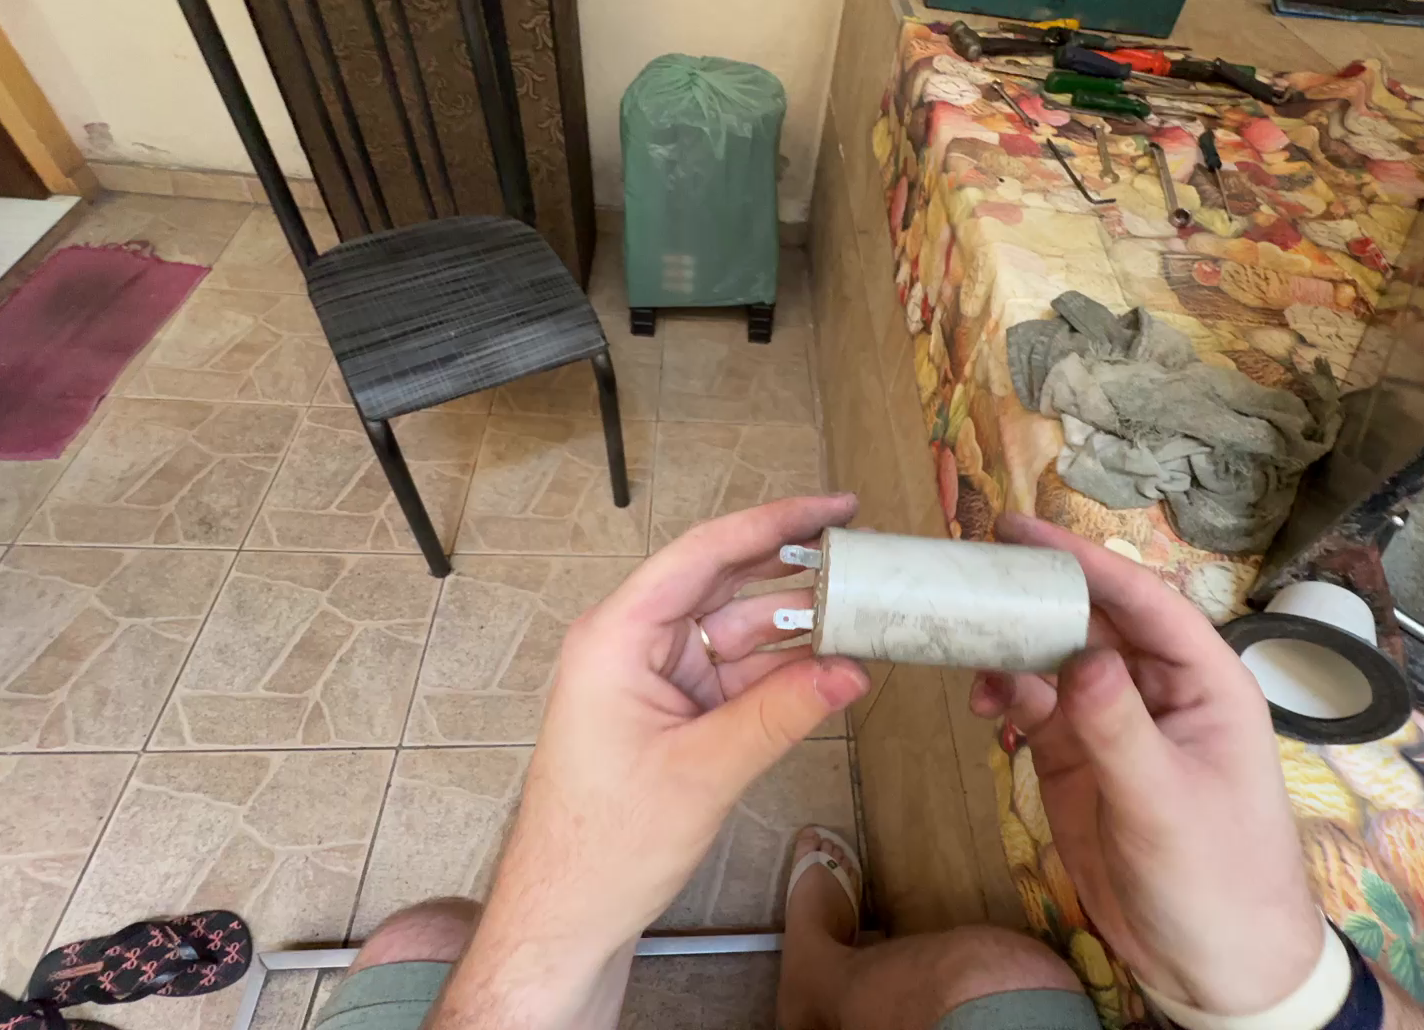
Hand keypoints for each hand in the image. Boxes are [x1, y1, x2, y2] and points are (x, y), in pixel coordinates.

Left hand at [444, 495, 869, 1027]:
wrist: (567, 916)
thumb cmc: (606, 844)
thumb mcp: (704, 771)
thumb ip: (783, 713)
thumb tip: (853, 670)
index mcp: (617, 634)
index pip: (704, 554)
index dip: (773, 523)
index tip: (832, 507)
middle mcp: (635, 639)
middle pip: (723, 581)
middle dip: (790, 565)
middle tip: (855, 546)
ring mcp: (657, 671)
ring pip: (737, 626)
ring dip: (795, 621)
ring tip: (857, 605)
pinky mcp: (676, 703)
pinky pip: (738, 669)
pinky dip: (782, 666)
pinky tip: (828, 661)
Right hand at [973, 512, 1322, 1015]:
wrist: (1207, 965)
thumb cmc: (1214, 879)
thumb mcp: (1165, 804)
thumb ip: (1119, 728)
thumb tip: (1081, 657)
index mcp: (1200, 680)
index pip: (1142, 600)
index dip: (1083, 560)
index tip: (1020, 531)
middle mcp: (1152, 685)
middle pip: (1087, 618)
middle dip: (1033, 596)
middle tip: (972, 576)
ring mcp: (1109, 716)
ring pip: (1051, 656)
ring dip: (1010, 650)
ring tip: (971, 656)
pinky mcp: (1074, 748)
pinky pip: (1031, 701)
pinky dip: (1004, 695)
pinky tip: (985, 709)